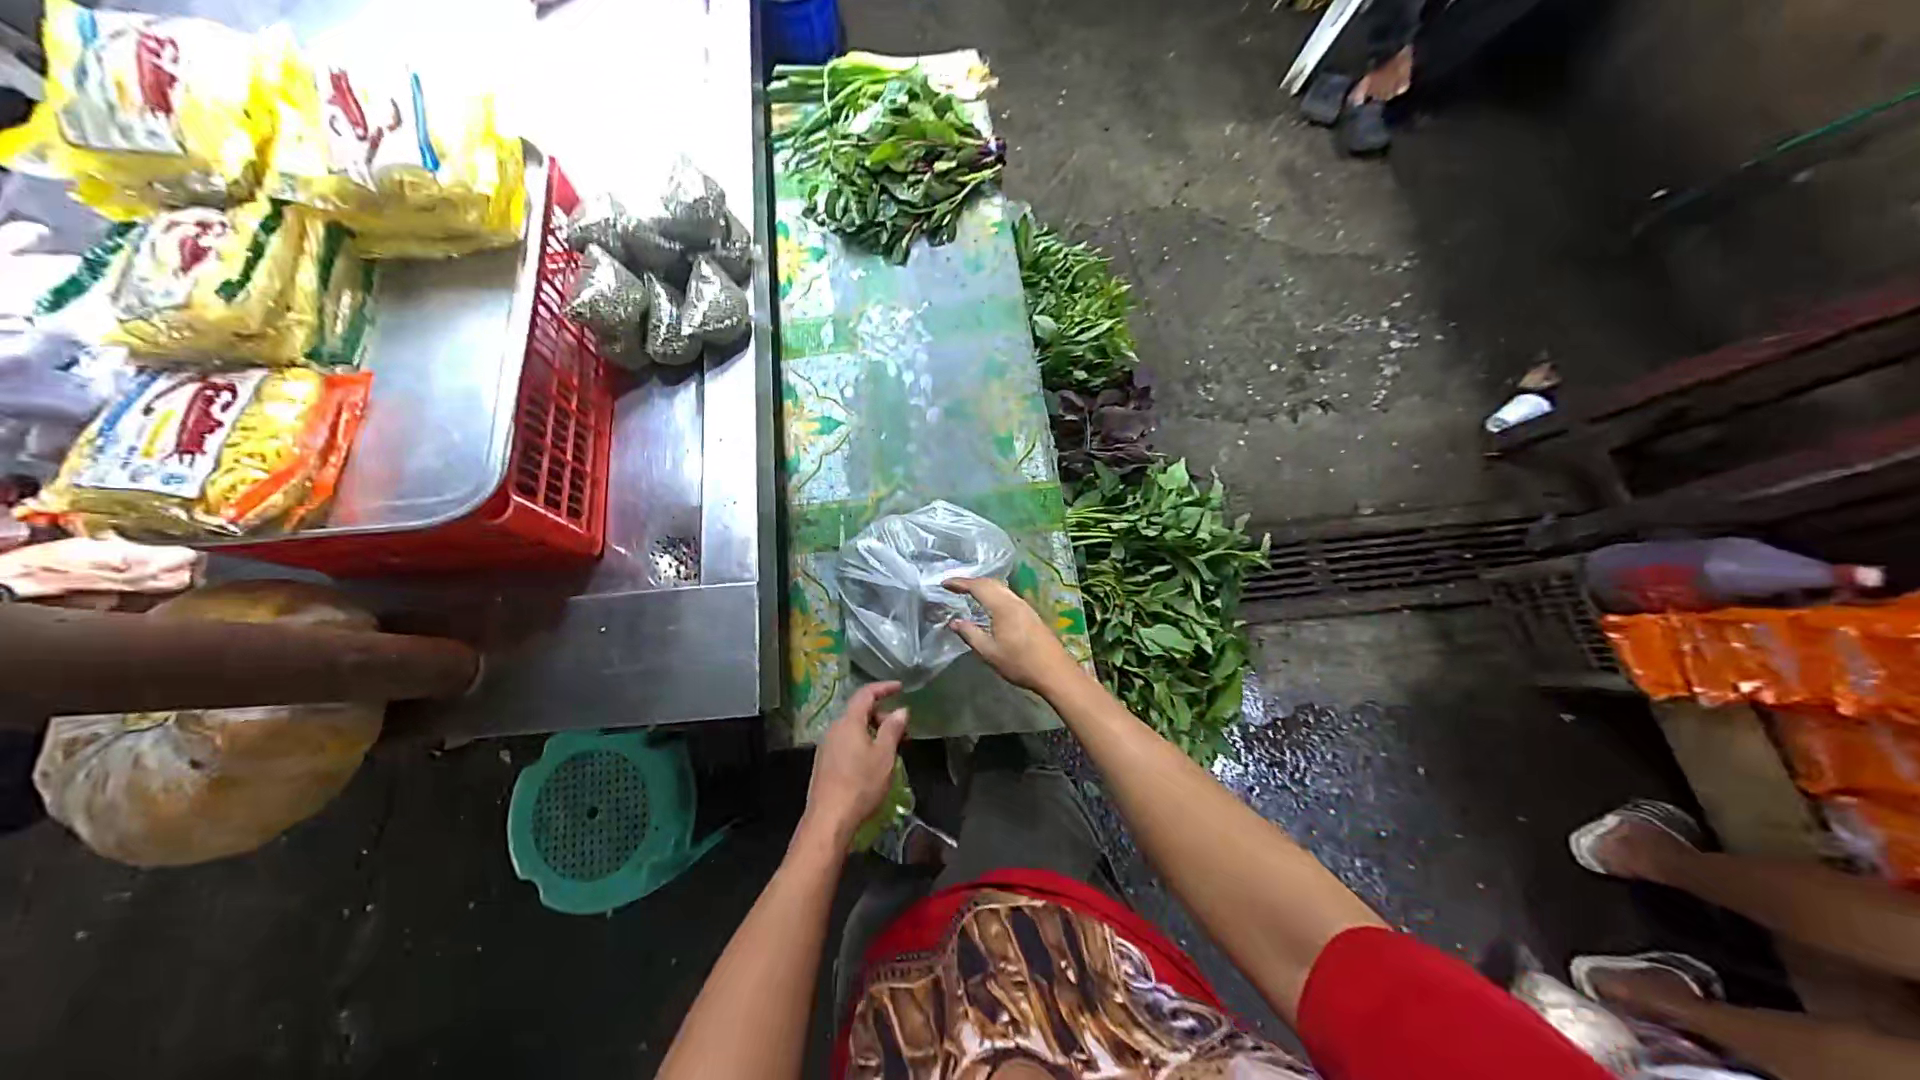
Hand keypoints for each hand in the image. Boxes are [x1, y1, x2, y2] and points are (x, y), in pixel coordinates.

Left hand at [800, 680, 908, 847]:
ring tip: (890, 747)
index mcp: (848, 722)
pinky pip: (846, 742)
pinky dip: (862, 742)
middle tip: (901, 729)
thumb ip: (892, 729)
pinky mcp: (824, 763)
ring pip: (853, 728)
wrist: (829, 819)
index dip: (884, 688)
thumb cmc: (861, 784)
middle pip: (858, 711)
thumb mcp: (884, 755)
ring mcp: (826, 746)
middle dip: (881, 714)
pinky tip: (873, 761)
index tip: (900, 687)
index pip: (866, 694)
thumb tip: (901, 710)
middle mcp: (834, 729)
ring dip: (873, 730)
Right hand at [944, 577, 1082, 694]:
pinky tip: (990, 604)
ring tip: (968, 593)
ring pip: (1000, 588)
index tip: (944, 583)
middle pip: (990, 583)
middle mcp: (1014, 601)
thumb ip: (970, 634)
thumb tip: (954, 622)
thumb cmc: (1020, 663)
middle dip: (971, 581)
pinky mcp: (1031, 614)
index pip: (977, 587)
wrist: (1054, 671)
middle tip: (954, 586)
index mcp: (1003, 607)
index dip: (959, 583)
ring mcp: (1025, 606)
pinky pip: (1007, 595)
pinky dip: (993, 594)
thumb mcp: (989, 652)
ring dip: (983, 586)